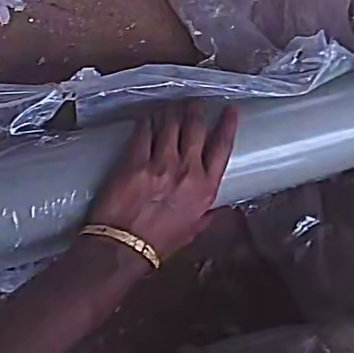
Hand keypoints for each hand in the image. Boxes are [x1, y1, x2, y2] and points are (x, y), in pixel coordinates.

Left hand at [85, 102, 238, 264]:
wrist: (123, 249)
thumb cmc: (159, 244)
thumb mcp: (193, 230)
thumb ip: (207, 215)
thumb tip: (221, 210)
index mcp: (205, 188)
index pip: (222, 147)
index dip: (227, 125)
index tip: (230, 110)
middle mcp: (187, 171)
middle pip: (196, 128)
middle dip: (195, 111)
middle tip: (193, 103)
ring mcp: (161, 164)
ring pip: (171, 124)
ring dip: (171, 111)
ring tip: (170, 106)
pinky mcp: (135, 161)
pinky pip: (144, 131)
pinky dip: (147, 121)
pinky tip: (147, 116)